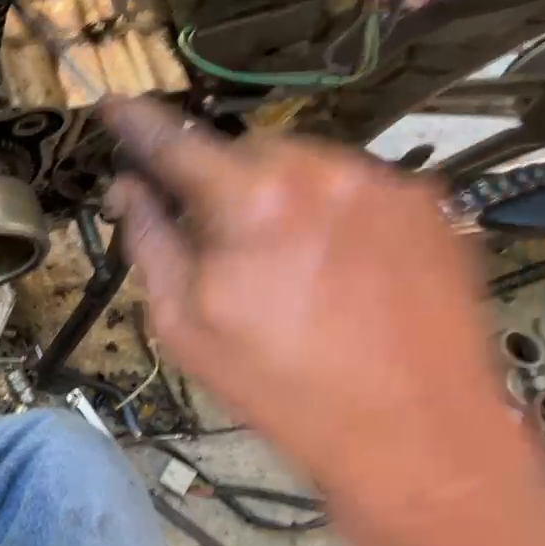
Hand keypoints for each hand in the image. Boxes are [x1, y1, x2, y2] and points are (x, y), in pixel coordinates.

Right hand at [100, 97, 505, 494]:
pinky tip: (330, 264)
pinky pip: (354, 186)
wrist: (419, 439)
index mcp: (251, 200)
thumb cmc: (281, 387)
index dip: (135, 121)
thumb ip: (150, 240)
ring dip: (275, 193)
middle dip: (217, 180)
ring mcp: (387, 185)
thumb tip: (131, 189)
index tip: (112, 106)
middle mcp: (324, 172)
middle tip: (214, 237)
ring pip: (301, 164)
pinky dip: (326, 208)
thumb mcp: (182, 322)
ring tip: (280, 260)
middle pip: (243, 150)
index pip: (173, 140)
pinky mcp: (432, 207)